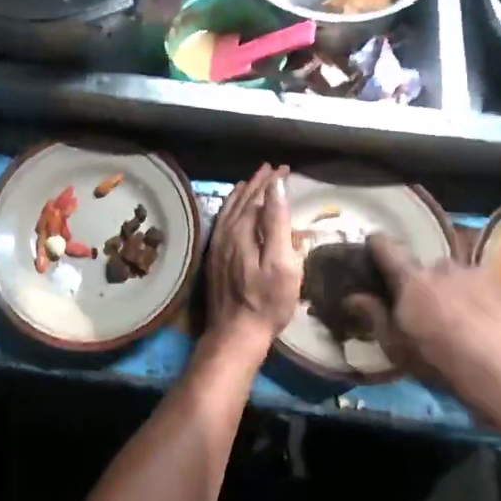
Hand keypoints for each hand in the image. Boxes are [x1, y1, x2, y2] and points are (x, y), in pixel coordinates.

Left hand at [203, 165, 302, 344]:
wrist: (236, 332)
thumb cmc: (267, 300)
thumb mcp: (282, 263)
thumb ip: (277, 223)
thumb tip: (276, 187)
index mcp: (243, 230)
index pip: (259, 196)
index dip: (272, 181)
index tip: (285, 169)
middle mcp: (226, 232)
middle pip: (242, 200)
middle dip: (257, 183)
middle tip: (271, 169)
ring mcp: (218, 245)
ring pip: (229, 210)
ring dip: (242, 193)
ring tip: (251, 181)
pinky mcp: (215, 258)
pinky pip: (222, 222)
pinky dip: (230, 209)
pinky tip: (234, 211)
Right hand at [344, 236, 500, 437]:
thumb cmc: (444, 365)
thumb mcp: (398, 349)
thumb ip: (374, 317)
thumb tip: (352, 296)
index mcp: (412, 280)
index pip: (387, 248)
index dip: (376, 245)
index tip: (371, 249)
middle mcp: (444, 268)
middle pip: (425, 266)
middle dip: (420, 281)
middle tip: (419, 307)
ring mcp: (480, 275)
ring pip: (456, 277)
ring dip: (451, 290)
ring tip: (456, 320)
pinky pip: (482, 288)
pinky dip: (477, 300)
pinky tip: (483, 326)